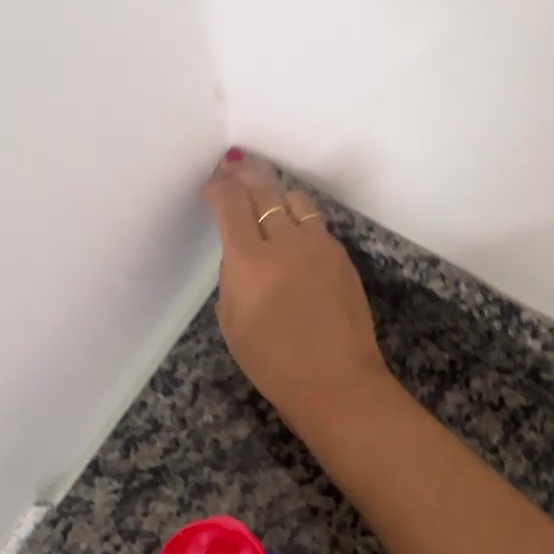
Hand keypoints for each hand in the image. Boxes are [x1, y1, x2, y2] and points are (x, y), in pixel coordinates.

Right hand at [200, 149, 390, 437]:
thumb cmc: (274, 364)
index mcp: (250, 262)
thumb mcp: (232, 324)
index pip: (231, 204)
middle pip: (263, 191)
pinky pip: (316, 224)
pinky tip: (294, 232)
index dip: (218, 189)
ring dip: (276, 195)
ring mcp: (319, 247)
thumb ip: (233, 278)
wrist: (337, 381)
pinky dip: (300, 220)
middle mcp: (286, 243)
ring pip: (295, 200)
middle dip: (244, 177)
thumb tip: (241, 254)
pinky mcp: (341, 257)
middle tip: (232, 171)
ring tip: (266, 201)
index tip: (211, 189)